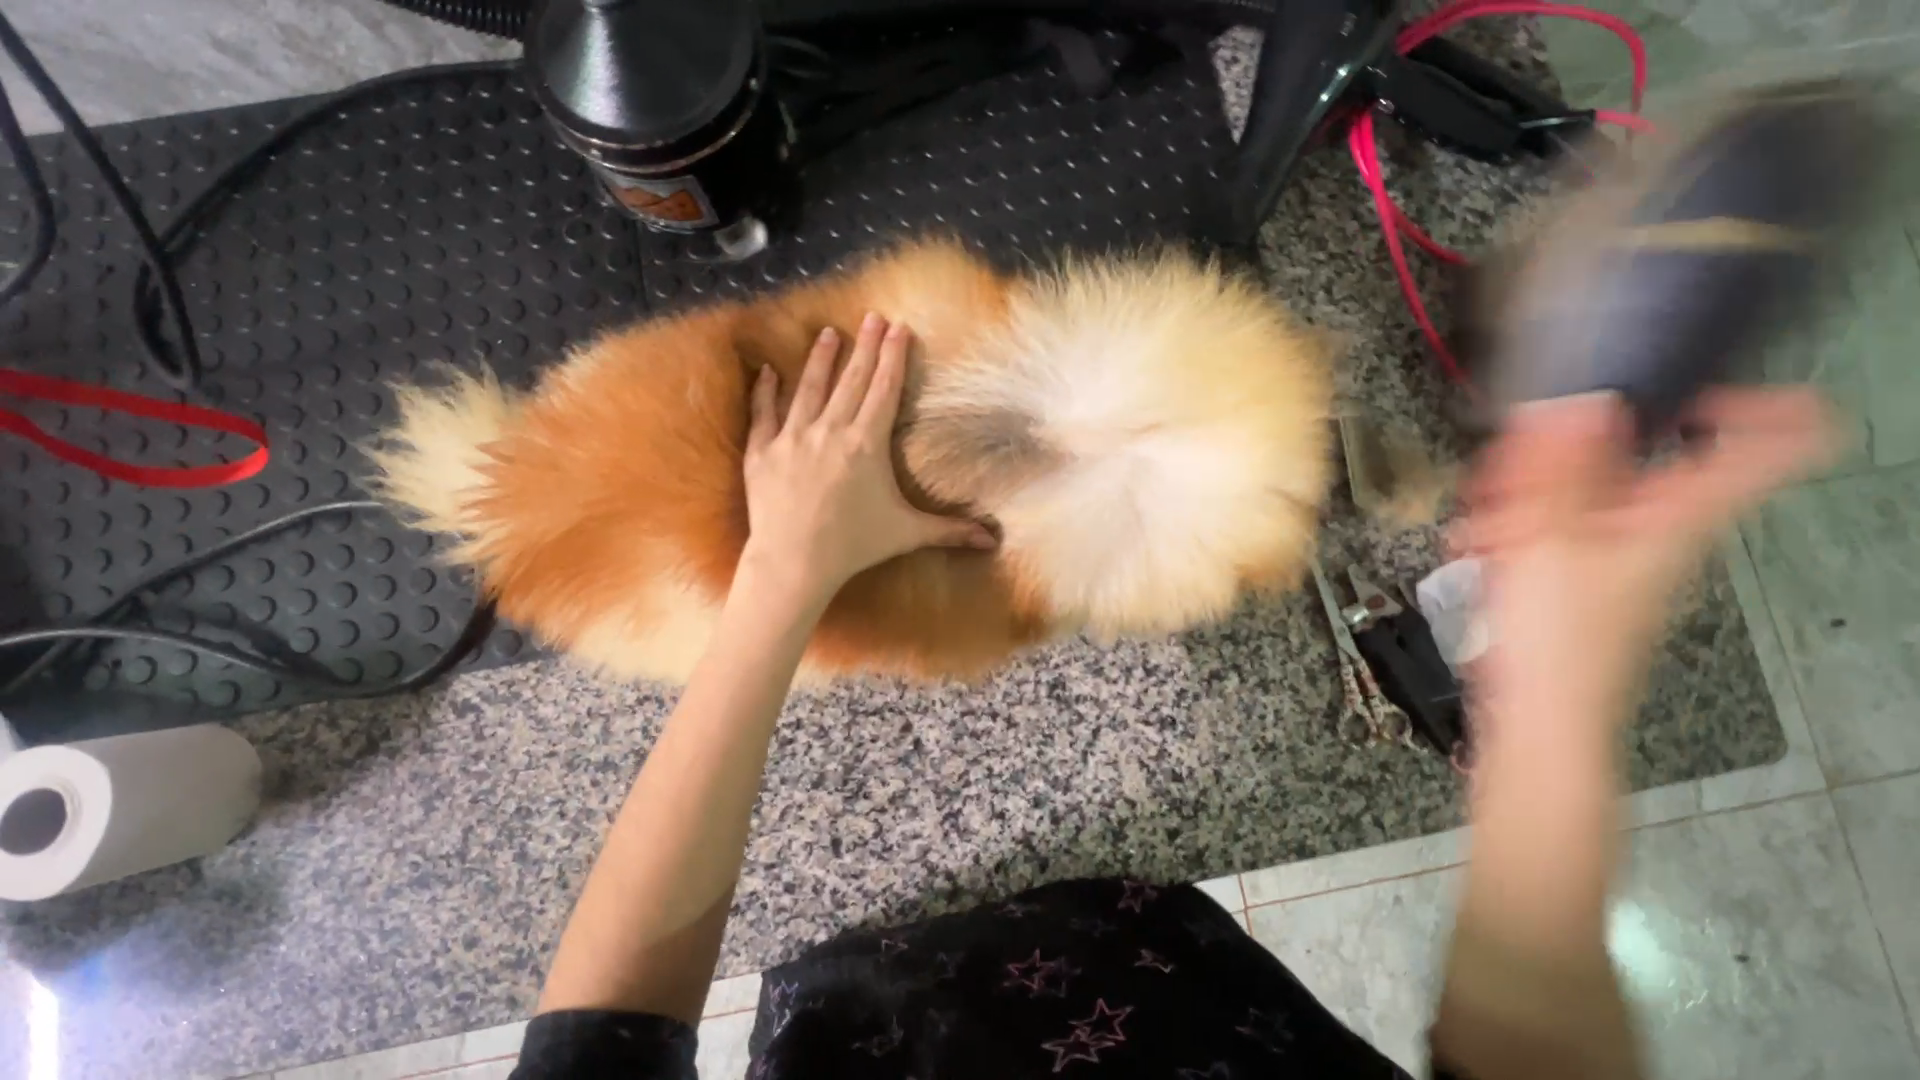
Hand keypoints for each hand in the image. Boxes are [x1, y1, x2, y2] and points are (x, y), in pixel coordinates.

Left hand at [739, 313, 996, 608]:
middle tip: (872, 317)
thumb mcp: (907, 533)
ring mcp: (792, 437)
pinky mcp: (762, 451)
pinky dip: (765, 391)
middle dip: (865, 346)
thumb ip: (950, 531)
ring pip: (809, 387)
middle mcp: (830, 429)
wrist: (794, 562)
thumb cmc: (855, 546)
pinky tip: (768, 371)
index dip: (894, 356)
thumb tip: (994, 542)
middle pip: (852, 379)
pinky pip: (763, 413)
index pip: (884, 388)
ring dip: (821, 359)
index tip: (899, 327)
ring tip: (828, 333)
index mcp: (866, 442)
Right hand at [1459, 388, 1831, 737]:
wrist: (1537, 714)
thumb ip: (1560, 468)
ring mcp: (1619, 549)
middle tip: (1522, 472)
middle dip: (1563, 455)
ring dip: (1525, 491)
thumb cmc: (1559, 648)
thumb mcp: (1547, 540)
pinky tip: (1487, 543)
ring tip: (1492, 519)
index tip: (1686, 386)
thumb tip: (1581, 403)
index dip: (1746, 399)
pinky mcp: (1583, 570)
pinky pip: (1555, 522)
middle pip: (1632, 457)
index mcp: (1679, 514)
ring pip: (1581, 487)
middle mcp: (1660, 526)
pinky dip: (1516, 523)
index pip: (1773, 439)